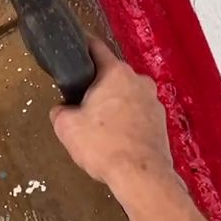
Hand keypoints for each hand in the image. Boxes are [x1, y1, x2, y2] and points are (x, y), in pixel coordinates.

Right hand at [51, 38, 180, 206]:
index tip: (74, 45)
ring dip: (113, 106)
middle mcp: (139, 81)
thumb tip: (62, 110)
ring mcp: (154, 102)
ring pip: (126, 97)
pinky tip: (116, 141)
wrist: (140, 175)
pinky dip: (127, 122)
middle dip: (97, 87)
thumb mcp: (67, 127)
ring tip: (99, 129)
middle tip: (81, 105)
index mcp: (115, 73)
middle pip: (112, 76)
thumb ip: (60, 112)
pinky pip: (138, 115)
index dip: (82, 45)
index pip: (96, 48)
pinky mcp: (161, 122)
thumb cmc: (103, 145)